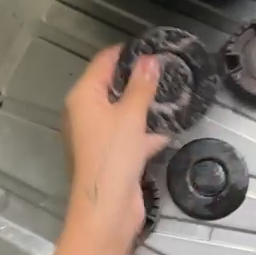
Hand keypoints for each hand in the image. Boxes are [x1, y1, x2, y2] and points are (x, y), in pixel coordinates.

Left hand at [61, 45, 168, 254]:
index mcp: (83, 98)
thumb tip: (150, 60)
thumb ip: (141, 86)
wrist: (107, 209)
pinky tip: (168, 130)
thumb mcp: (131, 115)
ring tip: (173, 94)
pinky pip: (130, 135)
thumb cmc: (113, 156)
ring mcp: (97, 136)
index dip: (125, 52)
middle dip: (137, 79)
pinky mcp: (111, 156)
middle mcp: (85, 114)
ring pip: (123, 112)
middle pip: (112, 86)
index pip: (102, 62)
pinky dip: (146, 132)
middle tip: (167, 68)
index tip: (151, 45)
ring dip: (144, 106)